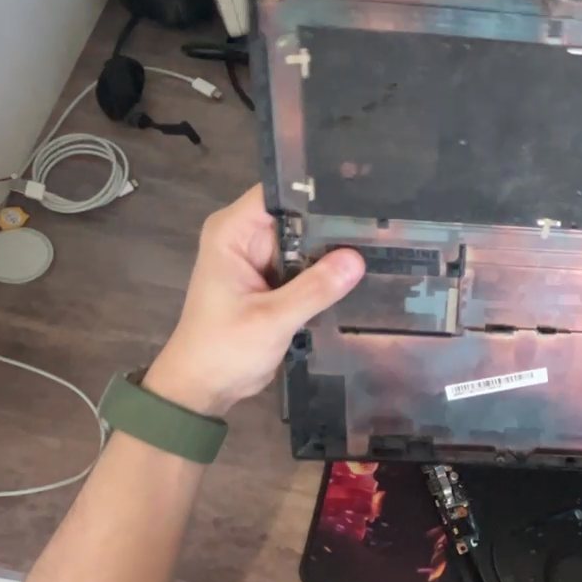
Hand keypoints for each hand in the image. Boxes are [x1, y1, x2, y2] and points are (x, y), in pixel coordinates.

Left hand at [143, 185, 364, 416]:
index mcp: (233, 232)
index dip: (315, 193)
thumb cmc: (225, 349)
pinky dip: (323, 277)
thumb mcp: (272, 319)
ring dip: (330, 255)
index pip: (279, 194)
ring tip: (374, 252)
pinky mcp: (273, 285)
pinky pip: (304, 270)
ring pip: (305, 246)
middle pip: (297, 218)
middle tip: (376, 231)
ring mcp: (260, 262)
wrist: (205, 388)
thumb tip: (357, 259)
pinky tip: (354, 277)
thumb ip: (315, 289)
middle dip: (331, 227)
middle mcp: (245, 239)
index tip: (356, 198)